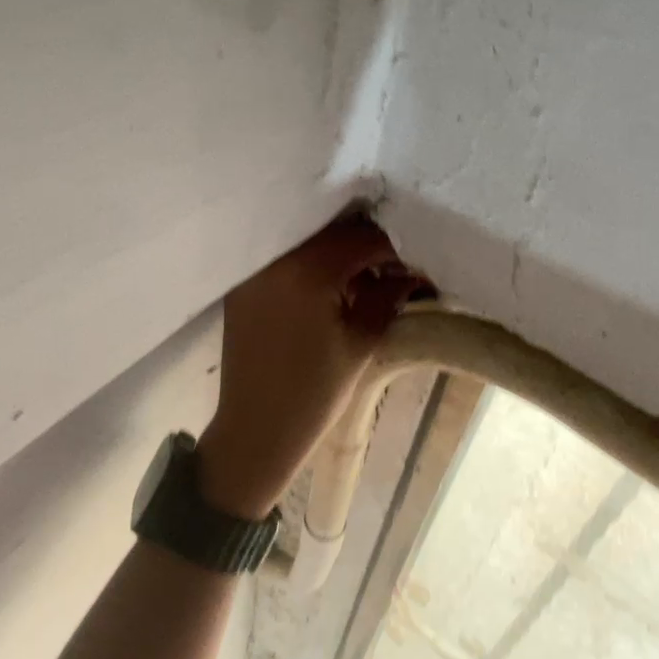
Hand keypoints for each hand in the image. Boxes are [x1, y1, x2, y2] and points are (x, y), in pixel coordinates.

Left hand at [196, 216, 425, 518]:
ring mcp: (253, 267)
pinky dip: (311, 262)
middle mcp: (275, 255)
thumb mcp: (362, 341)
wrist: (255, 429)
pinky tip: (331, 286)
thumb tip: (414, 271)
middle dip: (366, 244)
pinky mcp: (243, 282)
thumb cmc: (314, 393)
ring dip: (338, 251)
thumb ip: (389, 296)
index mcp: (307, 268)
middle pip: (332, 229)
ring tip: (364, 280)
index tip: (414, 267)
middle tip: (392, 269)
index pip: (363, 238)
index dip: (395, 250)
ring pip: (307, 239)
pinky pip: (285, 255)